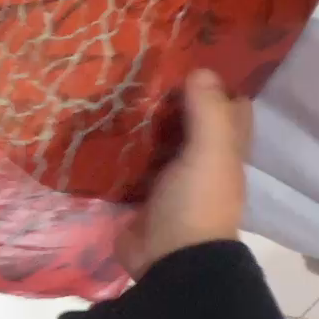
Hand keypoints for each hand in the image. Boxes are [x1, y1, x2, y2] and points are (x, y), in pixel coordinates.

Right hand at [117, 69, 251, 278]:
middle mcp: (198, 160)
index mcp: (225, 149)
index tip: (184, 62)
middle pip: (186, 123)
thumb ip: (205, 114)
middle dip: (167, 102)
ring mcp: (164, 180)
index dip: (214, 84)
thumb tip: (200, 70)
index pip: (228, 107)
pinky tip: (91, 139)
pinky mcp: (133, 196)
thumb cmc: (196, 202)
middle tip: (135, 77)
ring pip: (152, 144)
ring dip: (135, 128)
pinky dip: (112, 155)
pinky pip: (123, 168)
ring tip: (106, 101)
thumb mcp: (208, 153)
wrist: (167, 256)